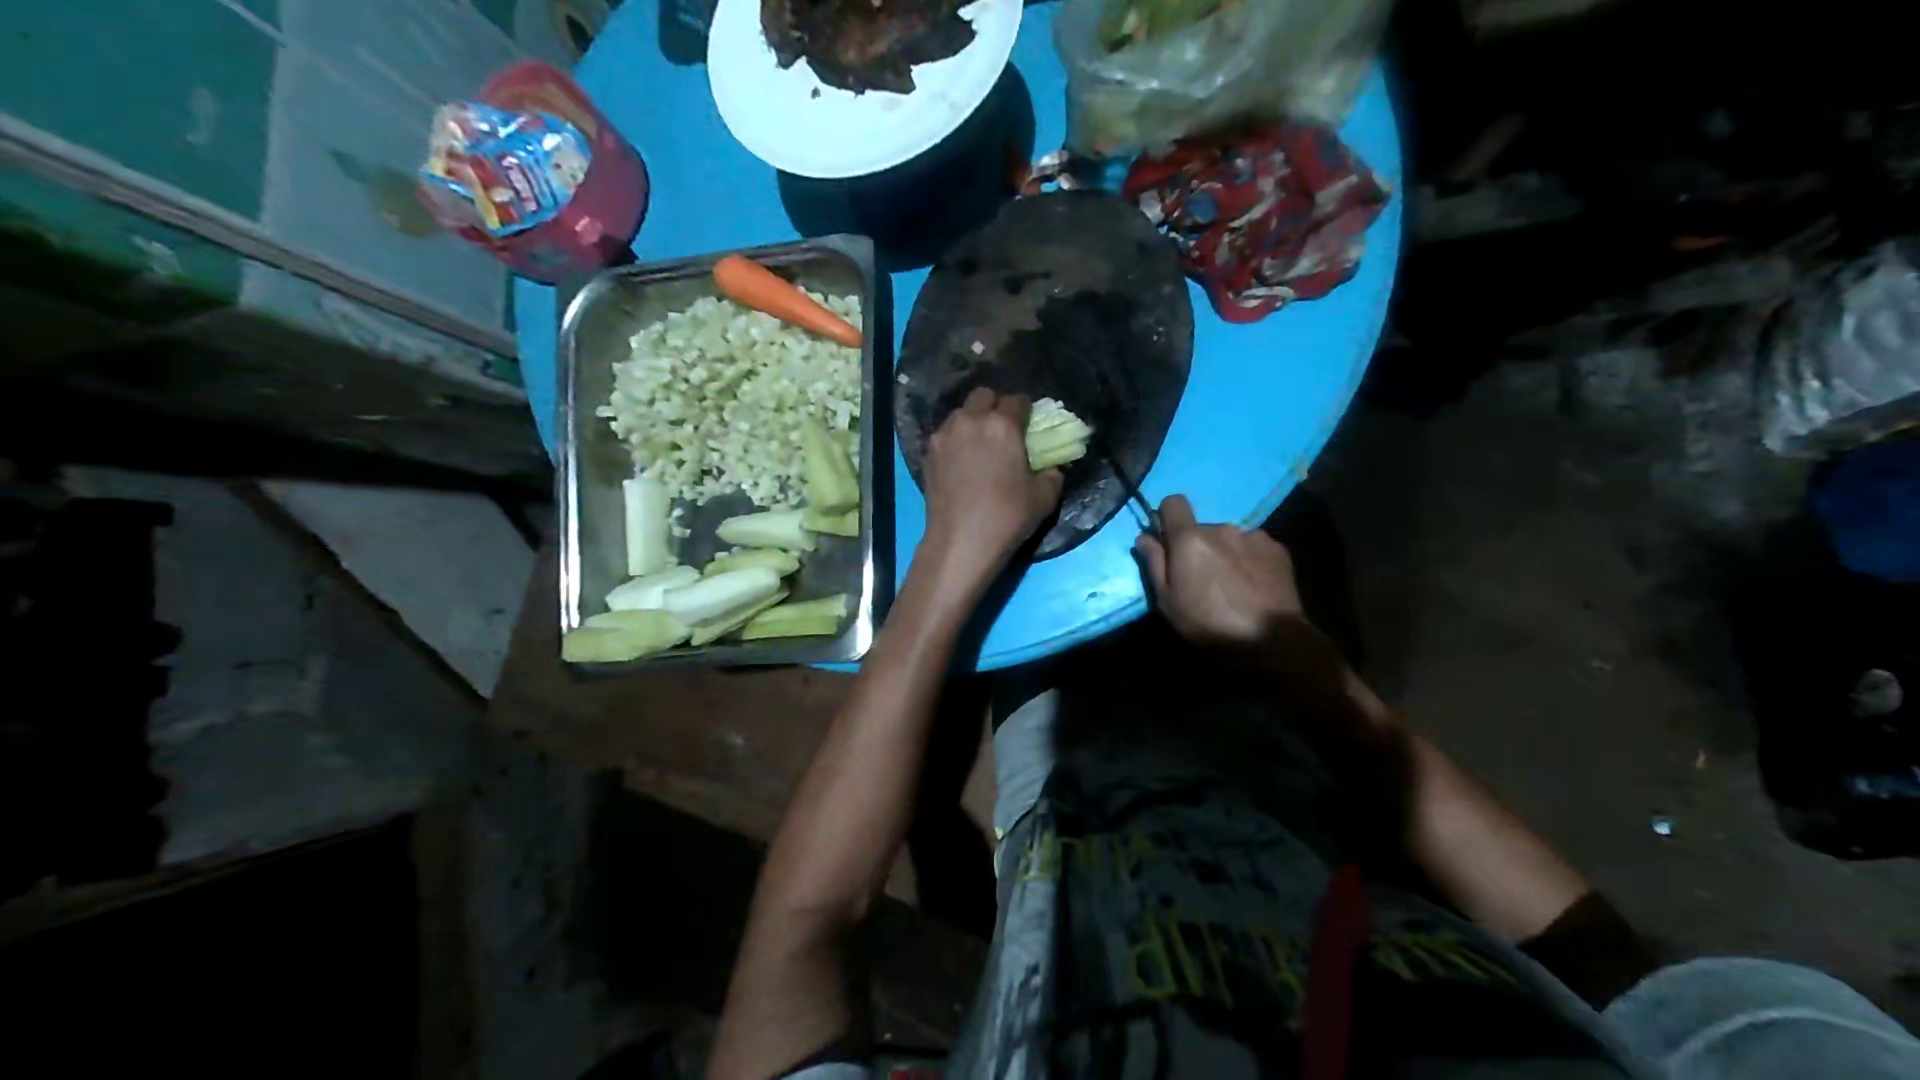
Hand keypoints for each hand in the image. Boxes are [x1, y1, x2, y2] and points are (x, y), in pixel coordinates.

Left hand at [921, 388, 1064, 580]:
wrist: (960, 541)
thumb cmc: (1007, 516)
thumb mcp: (1044, 498)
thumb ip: (1052, 475)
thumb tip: (1051, 468)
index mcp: (1002, 425)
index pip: (1017, 400)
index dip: (1025, 409)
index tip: (1028, 422)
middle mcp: (970, 420)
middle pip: (982, 396)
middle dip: (994, 405)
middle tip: (1002, 428)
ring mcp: (944, 435)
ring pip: (960, 413)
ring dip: (972, 421)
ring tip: (978, 444)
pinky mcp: (928, 453)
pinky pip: (944, 435)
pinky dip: (955, 440)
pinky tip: (961, 460)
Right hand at [1135, 494, 1304, 645]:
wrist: (1270, 640)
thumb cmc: (1209, 623)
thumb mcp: (1167, 600)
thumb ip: (1154, 563)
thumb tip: (1145, 537)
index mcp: (1190, 539)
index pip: (1173, 502)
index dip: (1168, 517)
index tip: (1168, 541)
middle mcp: (1222, 528)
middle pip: (1202, 528)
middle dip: (1198, 546)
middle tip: (1201, 578)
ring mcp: (1253, 536)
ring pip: (1229, 538)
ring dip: (1225, 553)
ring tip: (1231, 584)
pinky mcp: (1278, 549)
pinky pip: (1253, 546)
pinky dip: (1249, 559)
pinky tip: (1254, 585)